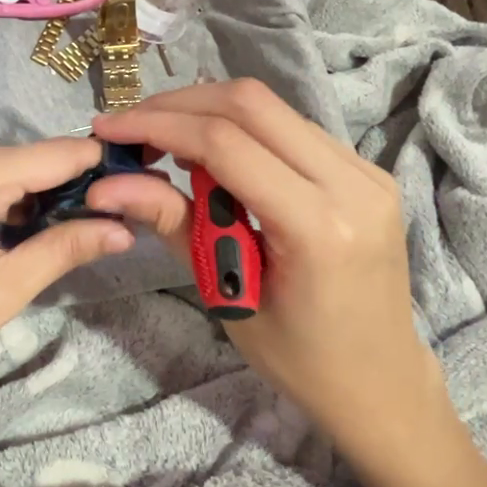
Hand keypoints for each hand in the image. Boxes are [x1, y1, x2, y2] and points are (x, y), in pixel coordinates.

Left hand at [0, 139, 134, 447]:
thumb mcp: (3, 290)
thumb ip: (64, 248)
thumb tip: (123, 228)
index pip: (54, 154)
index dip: (98, 170)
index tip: (137, 190)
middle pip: (23, 160)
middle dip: (64, 190)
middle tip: (106, 228)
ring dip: (29, 199)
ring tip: (66, 238)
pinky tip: (11, 236)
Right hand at [87, 80, 446, 451]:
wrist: (381, 382)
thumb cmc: (299, 357)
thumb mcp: (224, 295)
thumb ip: (171, 223)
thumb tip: (105, 184)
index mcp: (319, 228)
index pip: (225, 144)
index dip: (158, 126)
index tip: (108, 129)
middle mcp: (353, 185)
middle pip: (250, 103)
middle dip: (177, 105)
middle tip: (130, 127)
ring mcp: (366, 172)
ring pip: (270, 106)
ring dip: (205, 110)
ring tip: (160, 140)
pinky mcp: (366, 170)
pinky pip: (289, 125)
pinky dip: (237, 126)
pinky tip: (207, 153)